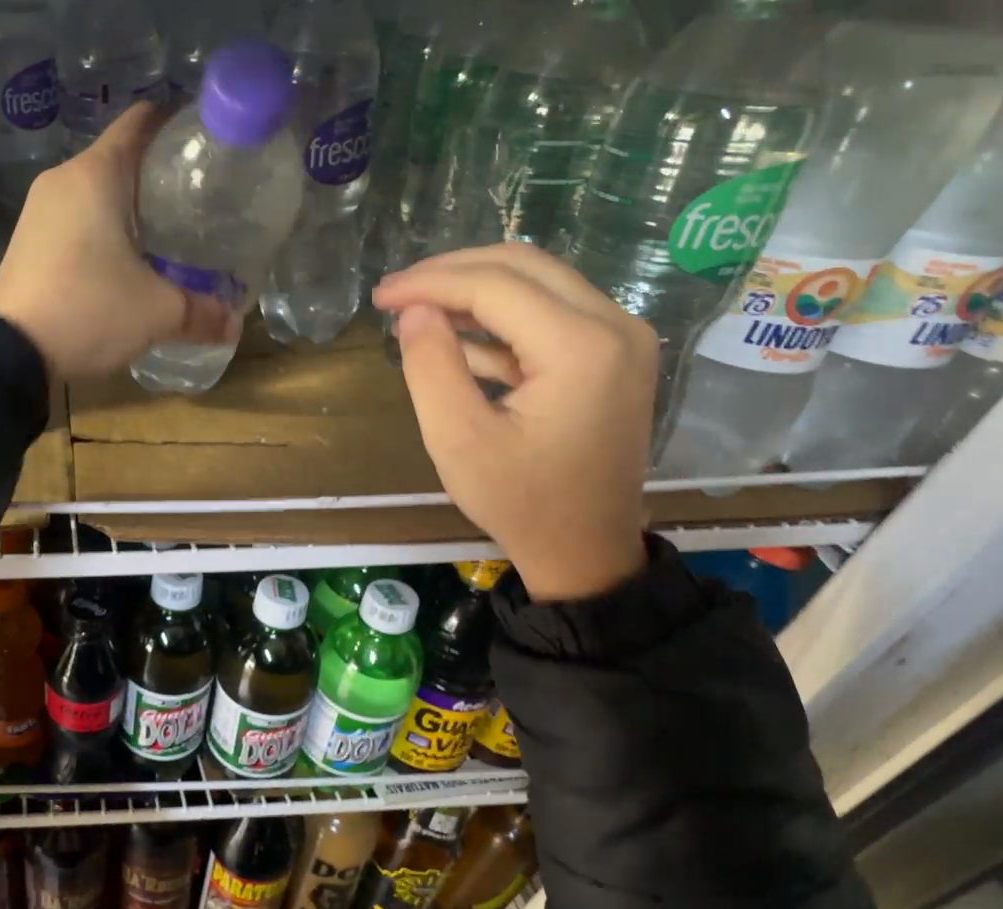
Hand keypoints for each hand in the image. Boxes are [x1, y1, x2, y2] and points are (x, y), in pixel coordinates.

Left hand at [0, 103, 234, 382]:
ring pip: (94, 193)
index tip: (205, 145)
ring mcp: (38, 210)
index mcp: (97, 173)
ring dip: (127, 208)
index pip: (141, 121)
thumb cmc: (87, 311)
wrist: (8, 354)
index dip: (176, 124)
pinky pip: (73, 221)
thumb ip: (200, 312)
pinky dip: (100, 231)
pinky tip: (122, 262)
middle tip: (196, 202)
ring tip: (164, 235)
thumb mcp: (156, 313)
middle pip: (120, 158)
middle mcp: (63, 179)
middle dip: (157, 175)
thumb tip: (233, 323)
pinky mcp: (25, 241)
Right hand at [375, 244, 656, 601]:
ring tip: (417, 311)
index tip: (380, 297)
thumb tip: (414, 311)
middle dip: (452, 272)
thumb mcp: (458, 441)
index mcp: (580, 347)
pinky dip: (502, 317)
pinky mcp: (614, 354)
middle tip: (396, 294)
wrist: (585, 548)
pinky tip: (456, 336)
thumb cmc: (519, 502)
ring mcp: (622, 338)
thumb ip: (431, 368)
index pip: (496, 286)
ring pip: (539, 282)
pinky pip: (552, 313)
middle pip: (524, 266)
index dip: (430, 283)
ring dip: (475, 290)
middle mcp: (614, 325)